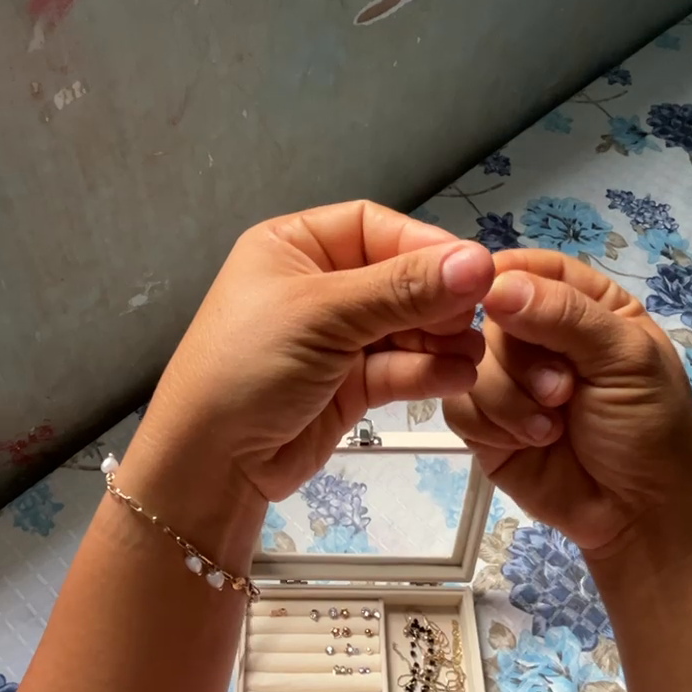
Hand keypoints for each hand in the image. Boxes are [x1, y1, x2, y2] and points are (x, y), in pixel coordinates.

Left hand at [135, 201, 493, 507]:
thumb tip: (479, 262)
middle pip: (397, 280)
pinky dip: (428, 371)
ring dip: (440, 339)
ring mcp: (336, 340)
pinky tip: (457, 375)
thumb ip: (401, 290)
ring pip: (404, 328)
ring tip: (472, 352)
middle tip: (476, 318)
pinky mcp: (350, 386)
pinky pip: (399, 368)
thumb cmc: (249, 368)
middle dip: (437, 300)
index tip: (473, 270)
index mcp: (295, 248)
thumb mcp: (322, 316)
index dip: (425, 247)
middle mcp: (318, 288)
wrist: (213, 463)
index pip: (374, 229)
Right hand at [443, 250, 691, 557]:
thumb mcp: (624, 360)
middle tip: (560, 394)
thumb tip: (495, 285)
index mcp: (582, 306)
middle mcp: (538, 338)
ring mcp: (506, 382)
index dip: (505, 279)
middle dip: (520, 362)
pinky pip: (457, 407)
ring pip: (466, 366)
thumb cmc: (647, 428)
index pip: (531, 269)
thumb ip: (564, 317)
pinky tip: (525, 443)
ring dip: (506, 400)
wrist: (634, 513)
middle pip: (490, 319)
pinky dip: (489, 426)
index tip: (491, 298)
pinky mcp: (482, 423)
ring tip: (549, 429)